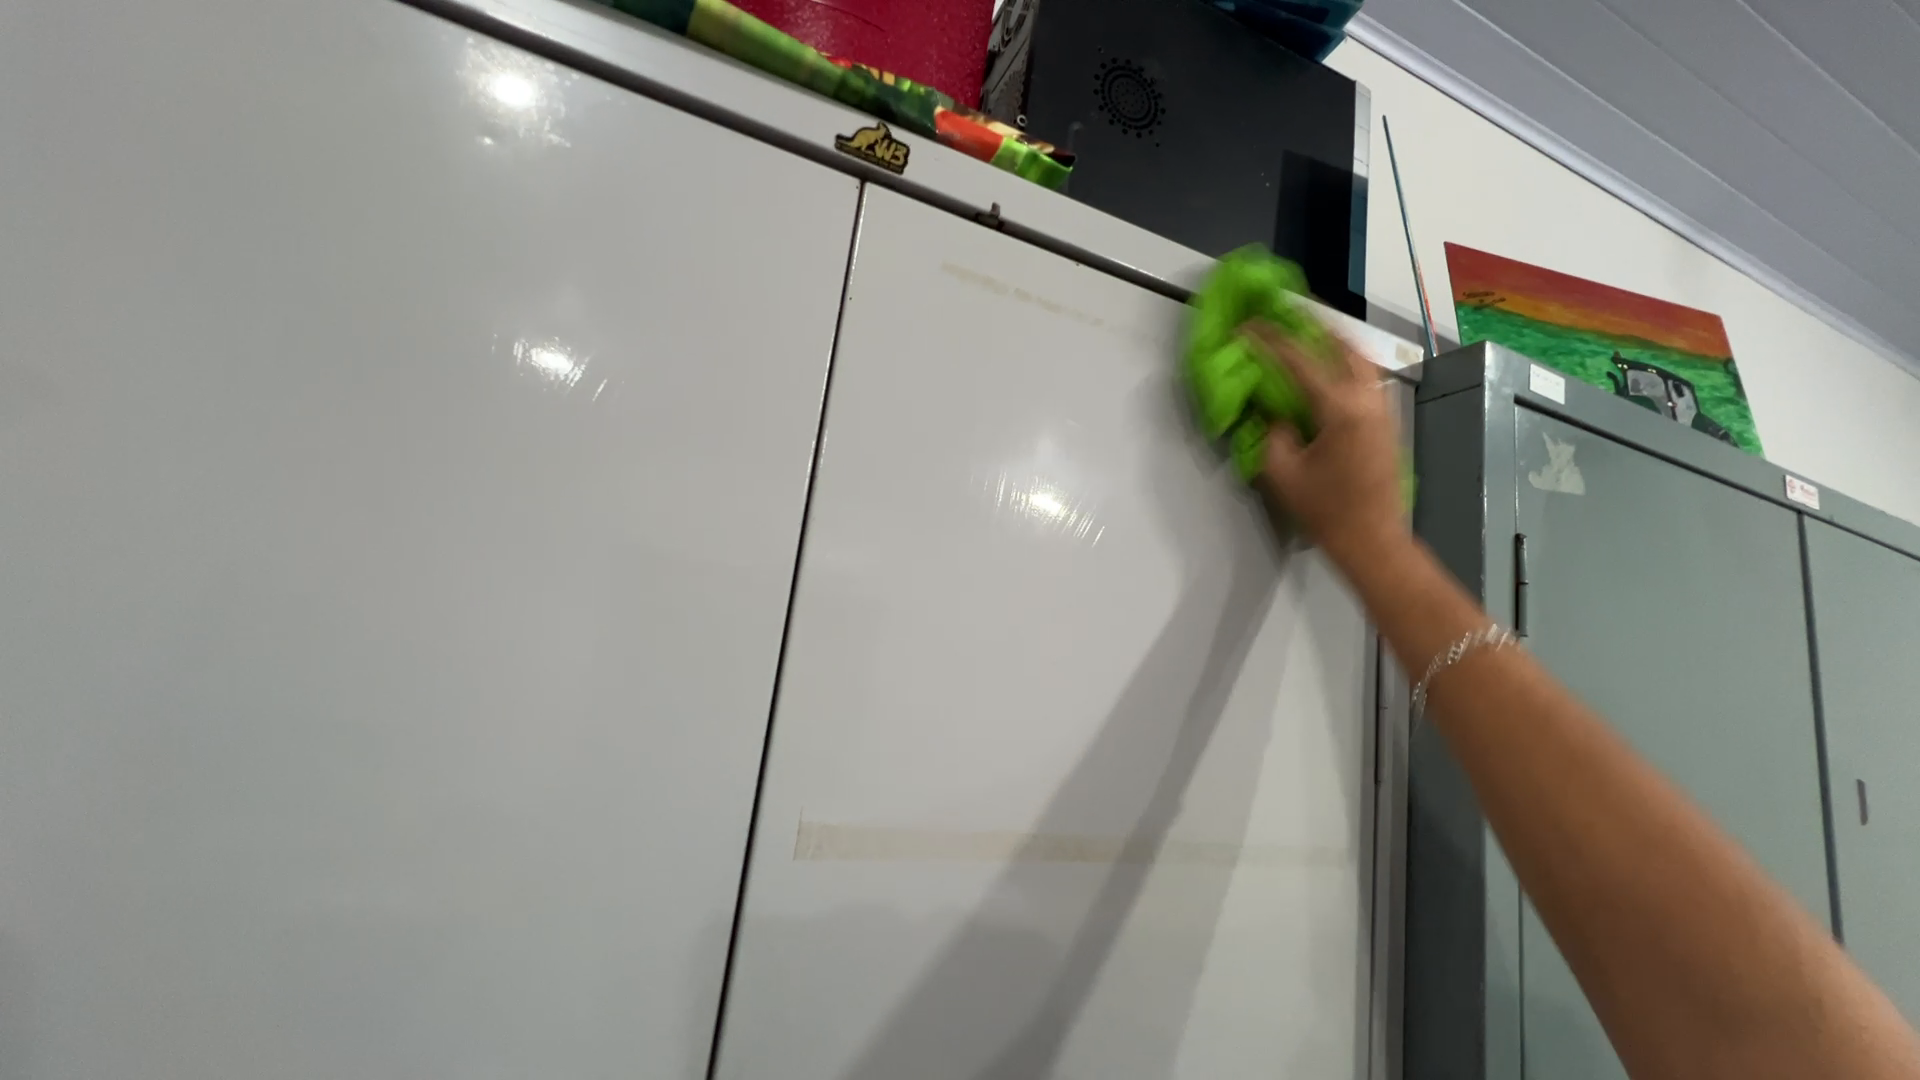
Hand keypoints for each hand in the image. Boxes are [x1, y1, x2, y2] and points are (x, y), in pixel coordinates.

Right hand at [1242, 320, 1410, 571]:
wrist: (1372, 539)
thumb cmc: (1324, 509)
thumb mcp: (1281, 472)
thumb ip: (1273, 432)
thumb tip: (1274, 410)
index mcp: (1339, 408)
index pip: (1299, 360)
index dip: (1269, 340)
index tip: (1247, 325)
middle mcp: (1367, 399)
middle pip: (1343, 345)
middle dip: (1314, 325)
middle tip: (1287, 312)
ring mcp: (1381, 410)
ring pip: (1360, 360)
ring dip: (1333, 341)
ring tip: (1308, 333)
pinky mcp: (1385, 423)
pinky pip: (1365, 378)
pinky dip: (1344, 362)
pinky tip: (1327, 369)